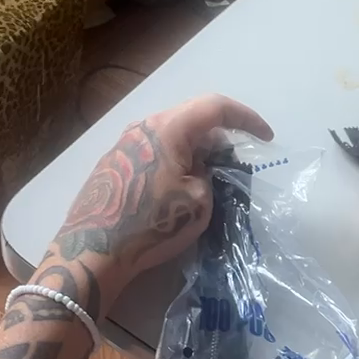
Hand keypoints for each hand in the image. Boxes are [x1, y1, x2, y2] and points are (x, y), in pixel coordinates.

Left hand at [45, 94, 272, 311]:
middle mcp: (144, 127)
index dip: (247, 118)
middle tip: (235, 163)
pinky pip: (155, 152)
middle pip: (192, 118)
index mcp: (168, 128)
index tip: (265, 137)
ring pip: (172, 136)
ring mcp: (124, 145)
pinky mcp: (114, 165)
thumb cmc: (152, 223)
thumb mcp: (199, 200)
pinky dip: (176, 161)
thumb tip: (198, 167)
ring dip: (196, 151)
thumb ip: (209, 173)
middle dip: (220, 137)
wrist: (93, 251)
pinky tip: (179, 188)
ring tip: (208, 179)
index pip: (216, 107)